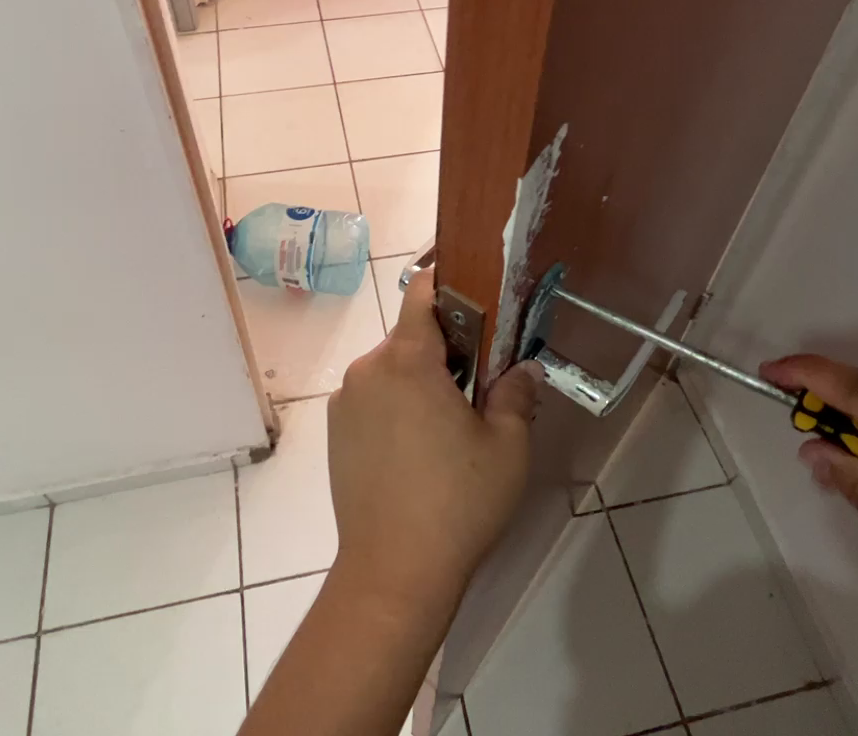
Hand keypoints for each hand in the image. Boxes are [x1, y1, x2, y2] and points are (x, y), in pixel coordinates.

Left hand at [326, 269, 538, 610]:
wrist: (393, 572)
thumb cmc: (457, 502)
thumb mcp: (507, 447)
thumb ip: (516, 394)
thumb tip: (522, 369)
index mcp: (407, 360)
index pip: (421, 291)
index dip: (449, 285)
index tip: (478, 303)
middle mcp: (367, 369)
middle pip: (409, 335)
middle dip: (444, 348)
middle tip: (479, 384)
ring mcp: (344, 403)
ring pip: (390, 370)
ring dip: (419, 381)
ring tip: (449, 427)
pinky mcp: (335, 434)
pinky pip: (371, 400)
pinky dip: (395, 407)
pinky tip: (417, 452)